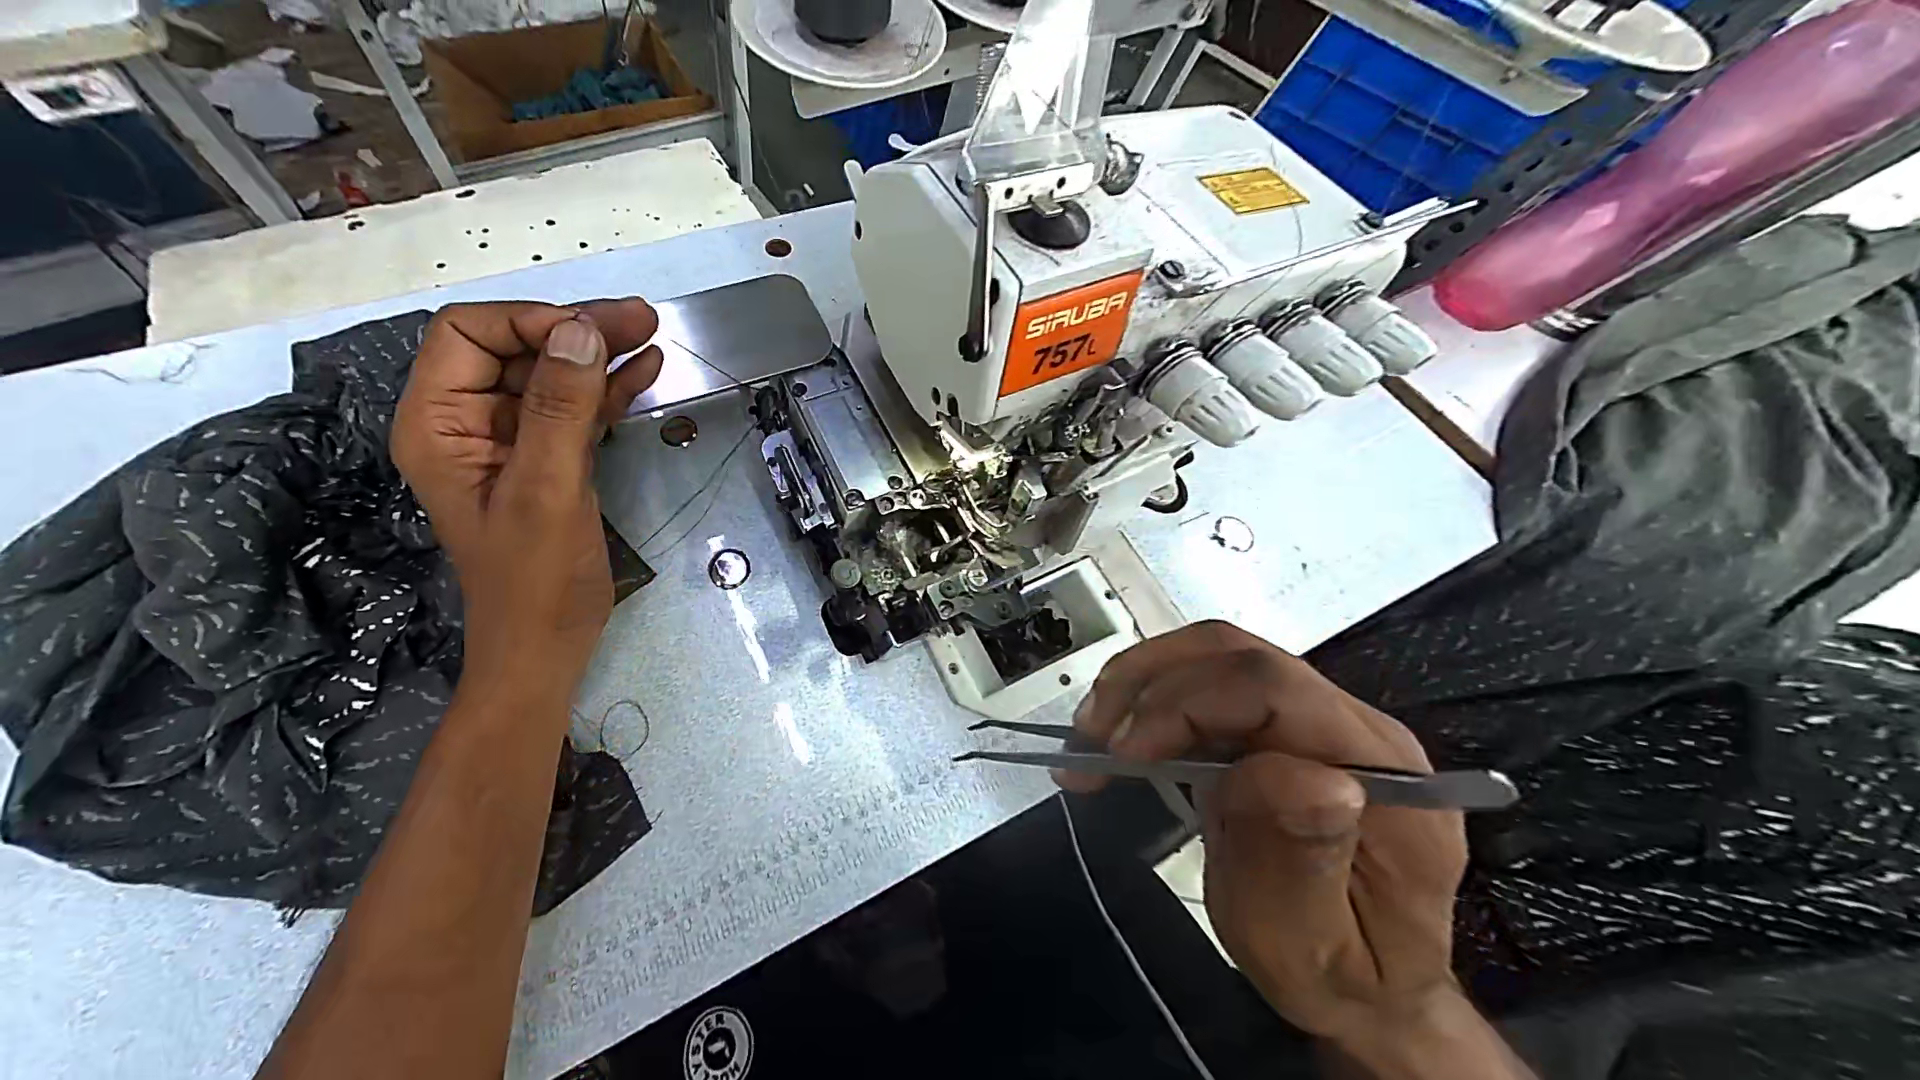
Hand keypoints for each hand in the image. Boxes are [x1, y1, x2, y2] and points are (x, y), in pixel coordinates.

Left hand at [391, 300, 664, 698]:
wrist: (549, 642)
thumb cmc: (535, 578)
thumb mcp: (546, 490)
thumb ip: (560, 409)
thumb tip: (581, 329)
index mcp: (438, 423)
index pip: (470, 335)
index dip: (531, 323)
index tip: (594, 335)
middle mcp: (469, 422)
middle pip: (518, 349)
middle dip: (577, 331)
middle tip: (642, 318)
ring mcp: (514, 442)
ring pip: (554, 376)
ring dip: (600, 354)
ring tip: (652, 334)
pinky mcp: (551, 460)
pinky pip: (578, 409)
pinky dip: (610, 388)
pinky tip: (646, 370)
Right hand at [1062, 622, 1524, 1078]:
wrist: (1355, 979)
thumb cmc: (1335, 975)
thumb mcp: (1313, 946)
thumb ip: (1303, 862)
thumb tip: (1299, 774)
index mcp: (1381, 772)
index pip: (1274, 688)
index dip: (1185, 703)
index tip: (1123, 754)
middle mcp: (1349, 723)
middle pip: (1236, 656)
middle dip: (1148, 684)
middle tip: (1090, 739)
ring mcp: (1309, 716)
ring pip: (1212, 655)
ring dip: (1139, 683)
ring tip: (1091, 735)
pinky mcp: (1270, 723)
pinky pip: (1202, 680)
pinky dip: (1146, 698)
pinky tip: (1115, 736)